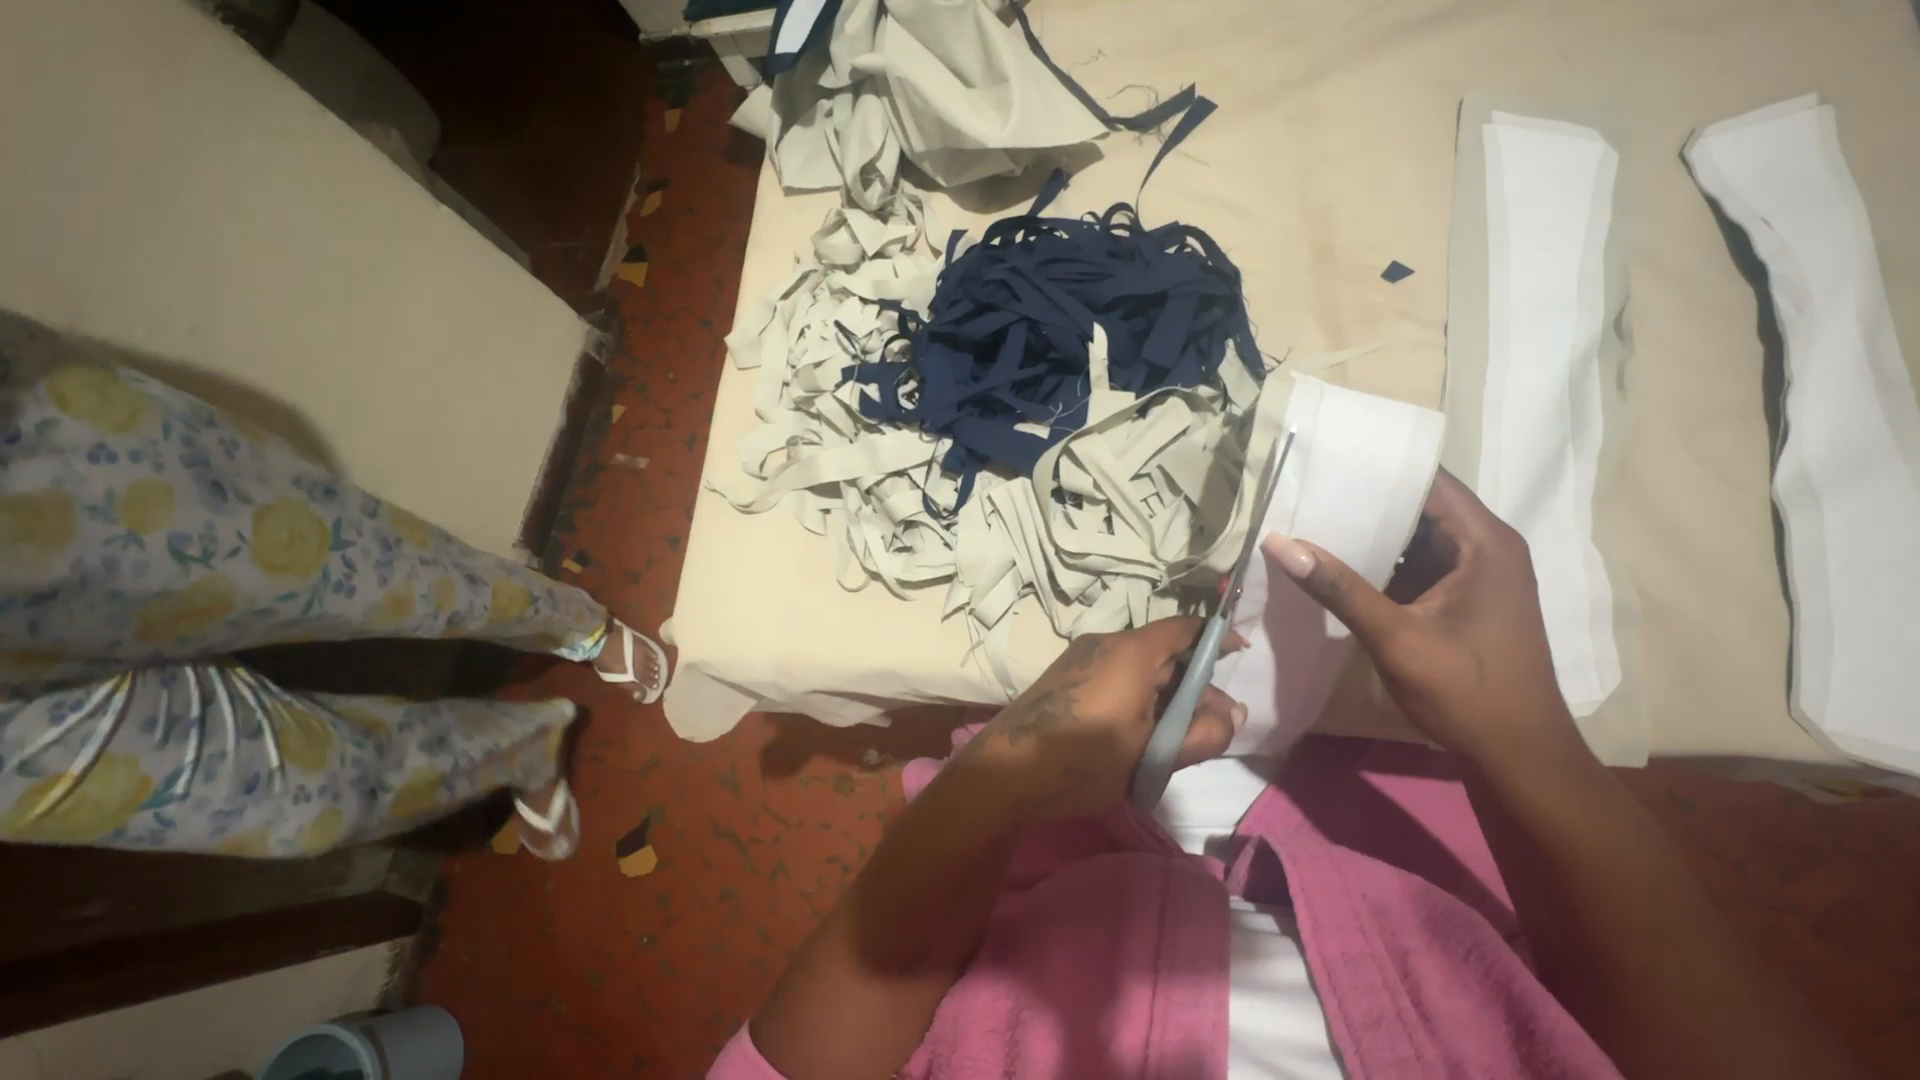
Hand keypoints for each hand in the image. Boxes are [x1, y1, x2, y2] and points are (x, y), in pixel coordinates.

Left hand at [958, 618, 1247, 823]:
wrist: (1004, 774)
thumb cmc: (1084, 761)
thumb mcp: (1153, 754)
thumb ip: (1202, 733)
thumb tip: (1236, 712)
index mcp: (1130, 651)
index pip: (1184, 628)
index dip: (1215, 639)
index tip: (1240, 655)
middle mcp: (1104, 644)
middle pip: (1162, 652)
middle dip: (1194, 684)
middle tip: (1217, 723)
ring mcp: (1079, 660)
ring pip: (1138, 669)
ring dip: (1165, 696)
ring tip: (1181, 739)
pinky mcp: (1064, 679)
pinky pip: (1114, 678)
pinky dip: (1138, 698)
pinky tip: (1142, 736)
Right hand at [1261, 468, 1577, 767]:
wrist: (1517, 754)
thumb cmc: (1467, 691)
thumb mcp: (1396, 638)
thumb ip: (1339, 588)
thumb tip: (1280, 543)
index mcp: (1485, 544)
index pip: (1430, 482)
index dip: (1380, 468)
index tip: (1327, 460)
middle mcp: (1486, 548)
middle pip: (1420, 506)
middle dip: (1365, 500)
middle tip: (1305, 491)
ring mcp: (1475, 575)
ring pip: (1415, 538)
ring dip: (1369, 534)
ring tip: (1309, 520)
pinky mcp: (1462, 599)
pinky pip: (1416, 566)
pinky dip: (1379, 564)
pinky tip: (1334, 564)